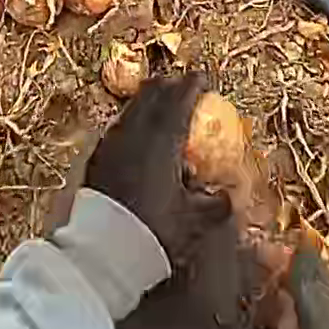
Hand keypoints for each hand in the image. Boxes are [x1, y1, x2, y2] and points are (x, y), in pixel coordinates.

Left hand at [84, 74, 231, 260]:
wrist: (104, 250)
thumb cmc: (154, 230)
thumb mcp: (193, 221)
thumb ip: (216, 204)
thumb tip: (230, 197)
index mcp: (163, 136)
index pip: (180, 97)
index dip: (193, 84)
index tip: (204, 78)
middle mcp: (136, 128)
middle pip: (153, 91)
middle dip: (170, 84)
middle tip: (183, 88)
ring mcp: (113, 138)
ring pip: (134, 105)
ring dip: (150, 100)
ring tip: (162, 109)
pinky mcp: (98, 153)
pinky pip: (119, 124)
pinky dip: (134, 120)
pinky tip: (139, 137)